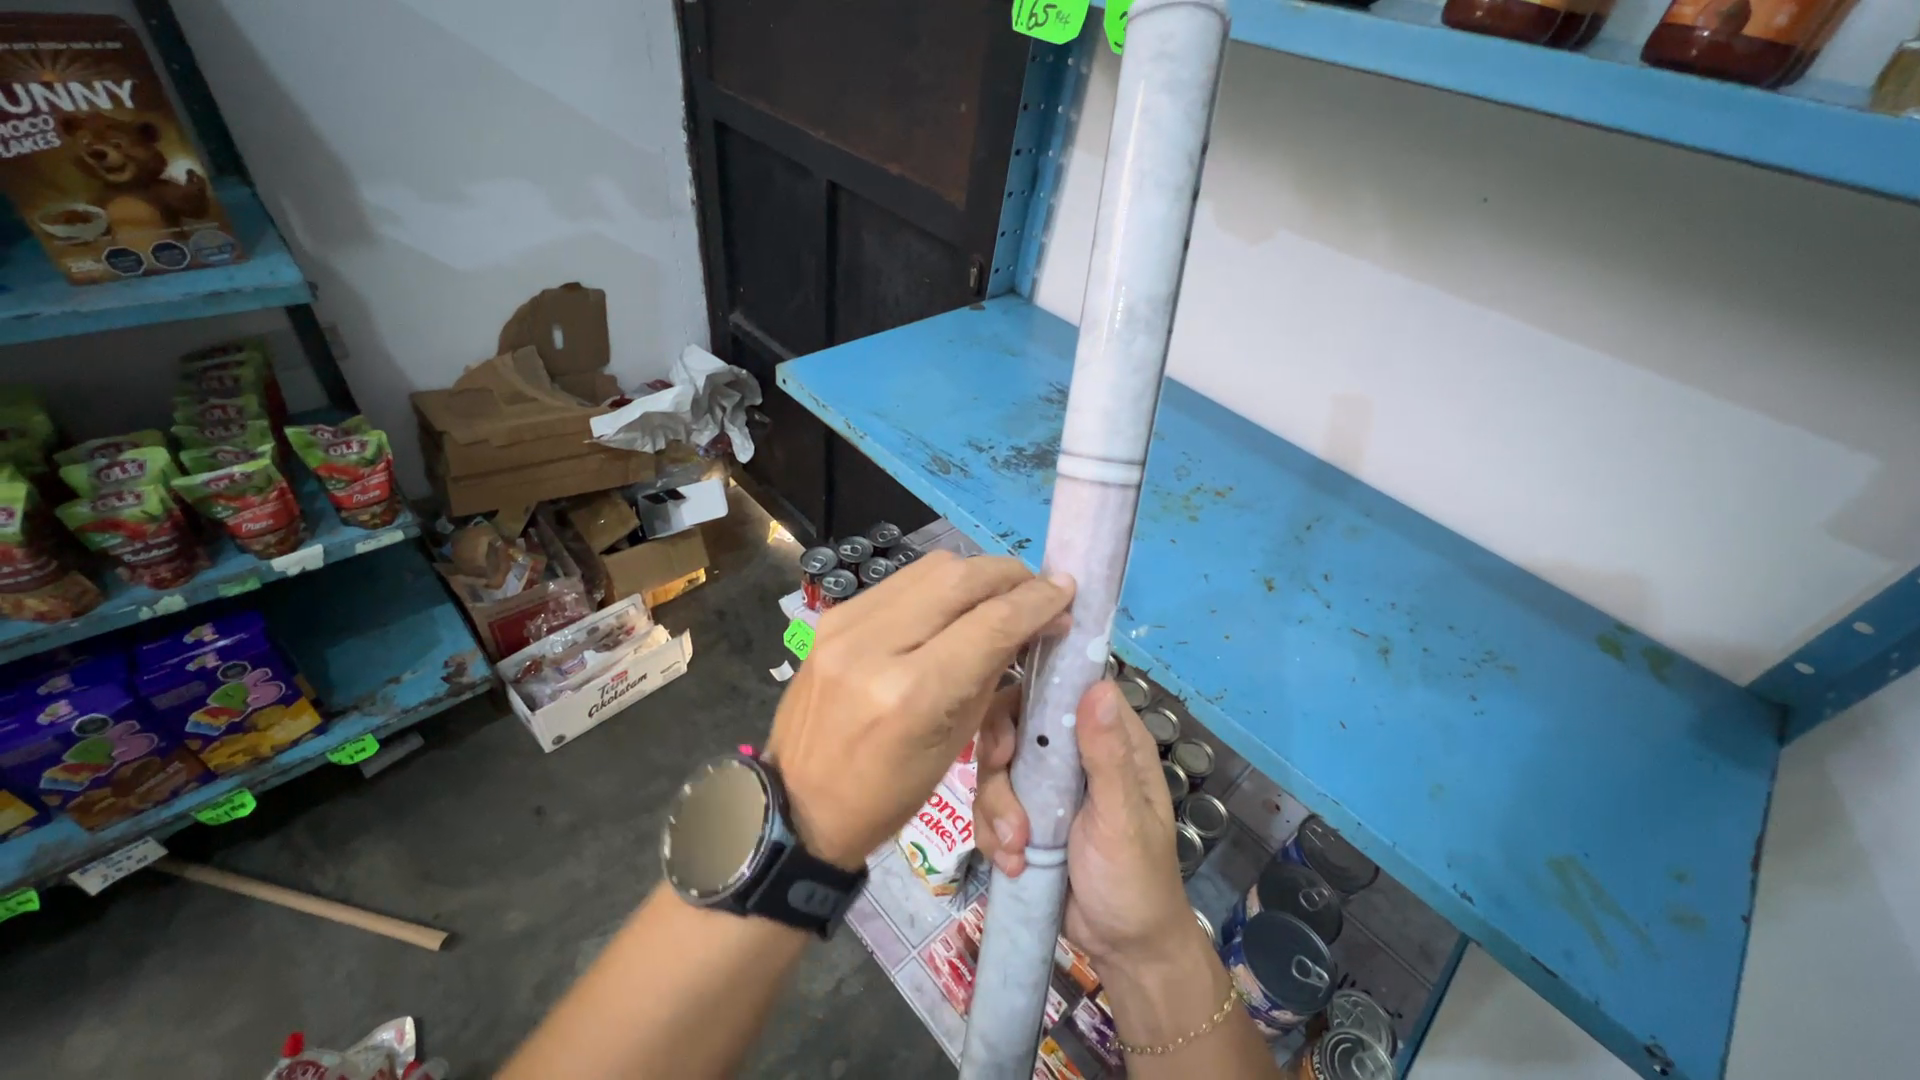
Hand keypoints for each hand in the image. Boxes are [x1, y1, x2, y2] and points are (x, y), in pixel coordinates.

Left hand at [764, 551, 1073, 870]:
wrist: (799, 803)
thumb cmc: (888, 793)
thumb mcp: (955, 742)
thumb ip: (992, 671)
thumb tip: (1032, 621)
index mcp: (911, 694)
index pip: (991, 624)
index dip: (1038, 601)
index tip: (1067, 593)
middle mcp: (875, 646)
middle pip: (960, 578)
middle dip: (1011, 576)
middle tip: (1039, 589)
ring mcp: (845, 625)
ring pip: (930, 568)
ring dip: (976, 573)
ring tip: (1002, 593)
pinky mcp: (831, 617)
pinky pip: (900, 582)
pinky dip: (939, 584)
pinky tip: (956, 602)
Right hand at [975, 681, 1194, 975]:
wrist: (1123, 947)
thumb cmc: (1136, 877)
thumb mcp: (1122, 816)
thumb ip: (1107, 755)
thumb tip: (1097, 687)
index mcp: (1109, 738)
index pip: (1063, 687)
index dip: (1028, 694)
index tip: (1010, 734)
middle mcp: (1072, 752)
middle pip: (1014, 723)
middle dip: (998, 761)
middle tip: (999, 788)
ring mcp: (1043, 784)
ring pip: (994, 768)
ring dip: (996, 810)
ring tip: (1017, 850)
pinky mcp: (1022, 815)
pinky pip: (988, 807)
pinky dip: (992, 835)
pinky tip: (1012, 864)